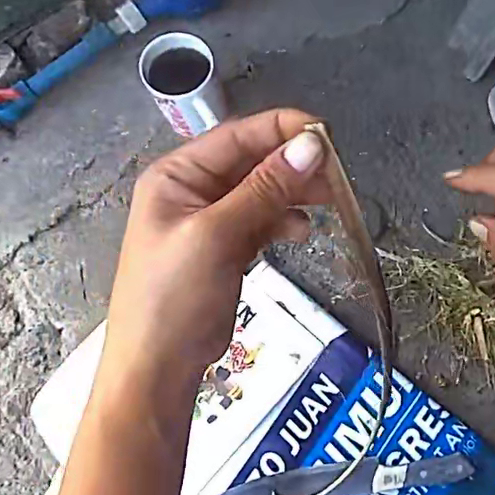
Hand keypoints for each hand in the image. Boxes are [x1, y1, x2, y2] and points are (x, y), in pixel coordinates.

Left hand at [100, 109, 328, 388]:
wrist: (159, 364)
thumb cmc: (173, 298)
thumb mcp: (218, 235)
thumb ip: (264, 189)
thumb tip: (309, 147)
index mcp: (179, 175)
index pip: (238, 135)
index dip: (283, 131)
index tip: (326, 136)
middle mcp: (195, 190)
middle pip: (254, 162)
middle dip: (295, 164)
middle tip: (335, 176)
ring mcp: (213, 219)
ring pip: (264, 191)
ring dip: (296, 192)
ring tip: (329, 201)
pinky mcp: (229, 245)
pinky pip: (264, 220)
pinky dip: (286, 221)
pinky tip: (302, 230)